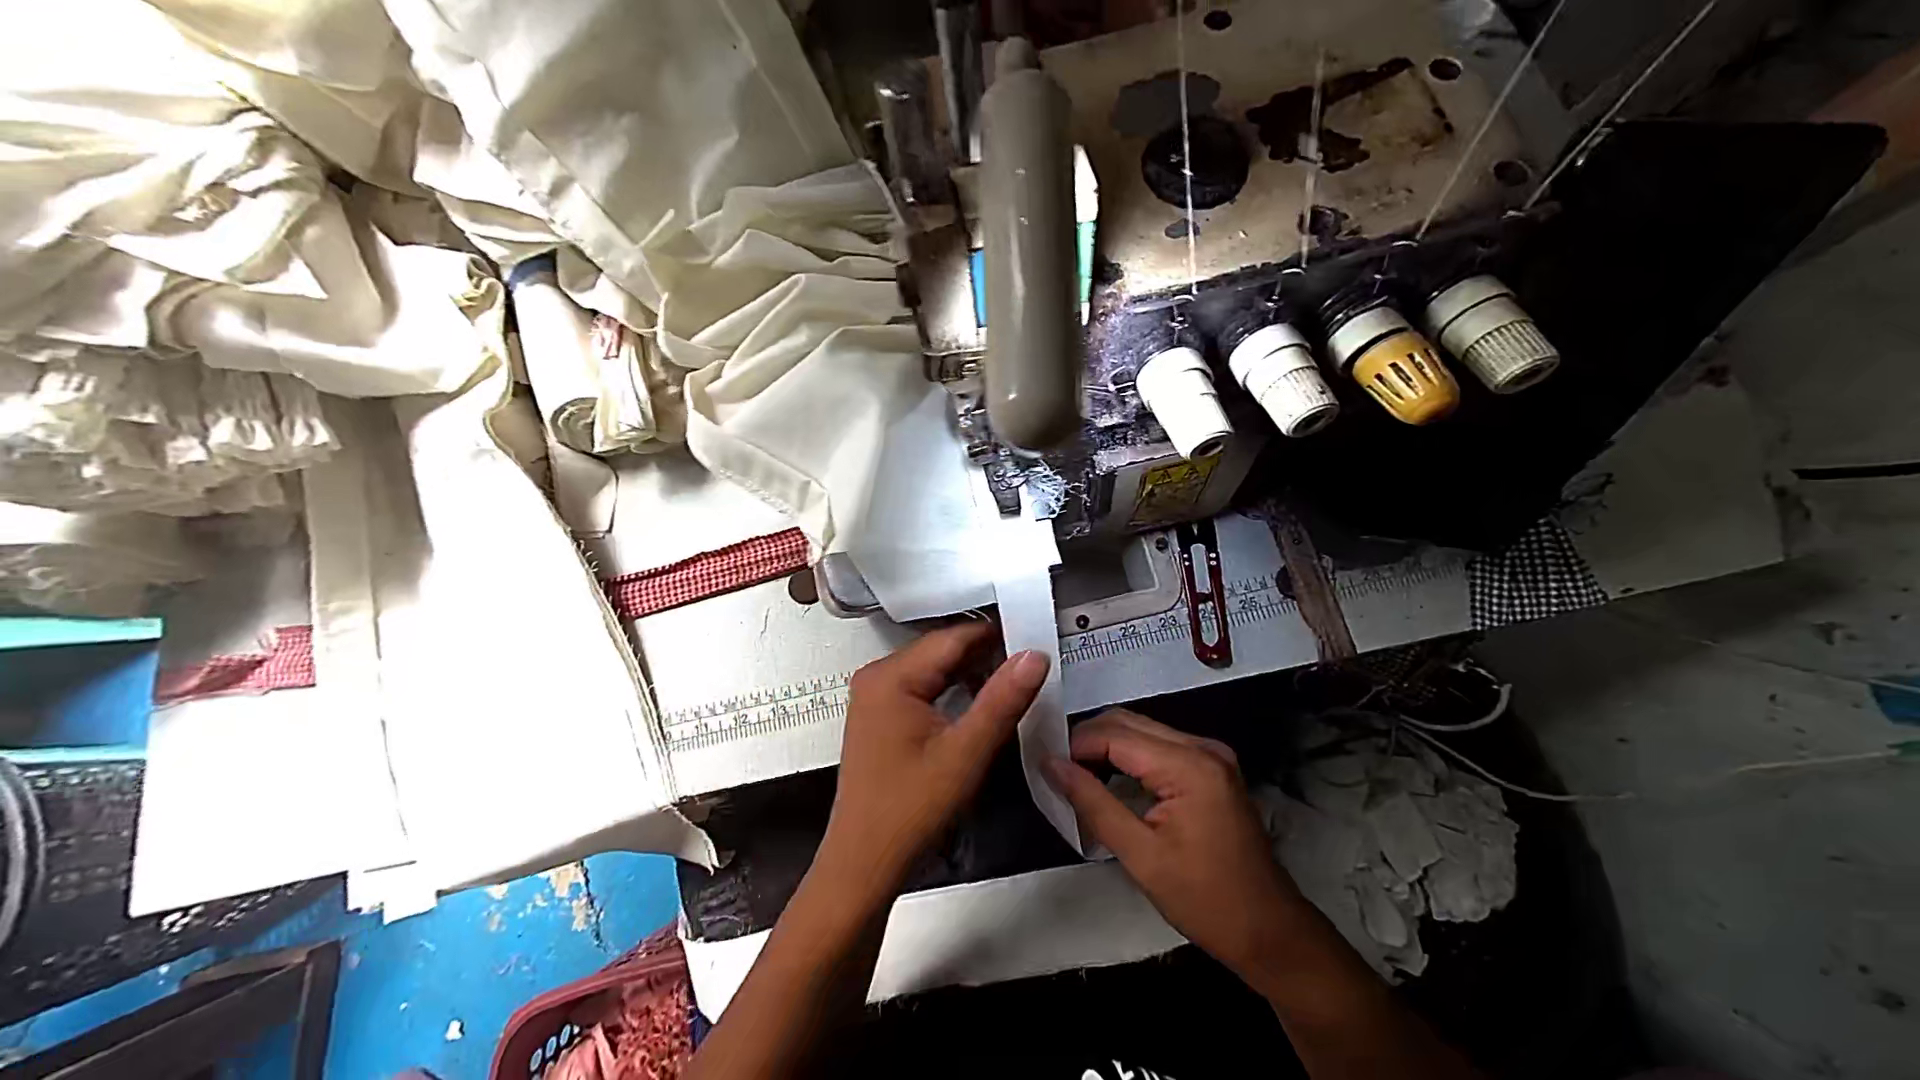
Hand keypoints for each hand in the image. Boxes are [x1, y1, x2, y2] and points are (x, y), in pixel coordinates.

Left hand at [819, 621, 1048, 892]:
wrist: (864, 863)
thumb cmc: (909, 810)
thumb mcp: (965, 753)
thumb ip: (1002, 700)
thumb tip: (1033, 656)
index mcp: (890, 676)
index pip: (953, 637)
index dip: (996, 635)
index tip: (1035, 636)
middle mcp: (877, 677)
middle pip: (941, 650)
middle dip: (985, 654)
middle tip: (1031, 664)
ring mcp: (875, 697)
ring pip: (933, 669)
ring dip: (971, 674)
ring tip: (1012, 684)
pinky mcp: (880, 717)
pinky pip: (923, 688)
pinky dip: (952, 691)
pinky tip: (979, 705)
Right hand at [1043, 709, 1303, 987]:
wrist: (1270, 931)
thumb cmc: (1205, 900)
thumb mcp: (1140, 855)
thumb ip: (1092, 802)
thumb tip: (1049, 764)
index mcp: (1189, 765)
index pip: (1115, 735)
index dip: (1074, 745)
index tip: (1044, 766)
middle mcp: (1202, 747)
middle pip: (1128, 722)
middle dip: (1086, 741)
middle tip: (1055, 769)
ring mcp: (1211, 755)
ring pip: (1142, 730)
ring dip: (1105, 747)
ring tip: (1074, 775)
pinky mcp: (1212, 767)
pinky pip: (1158, 745)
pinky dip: (1128, 756)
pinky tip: (1108, 778)